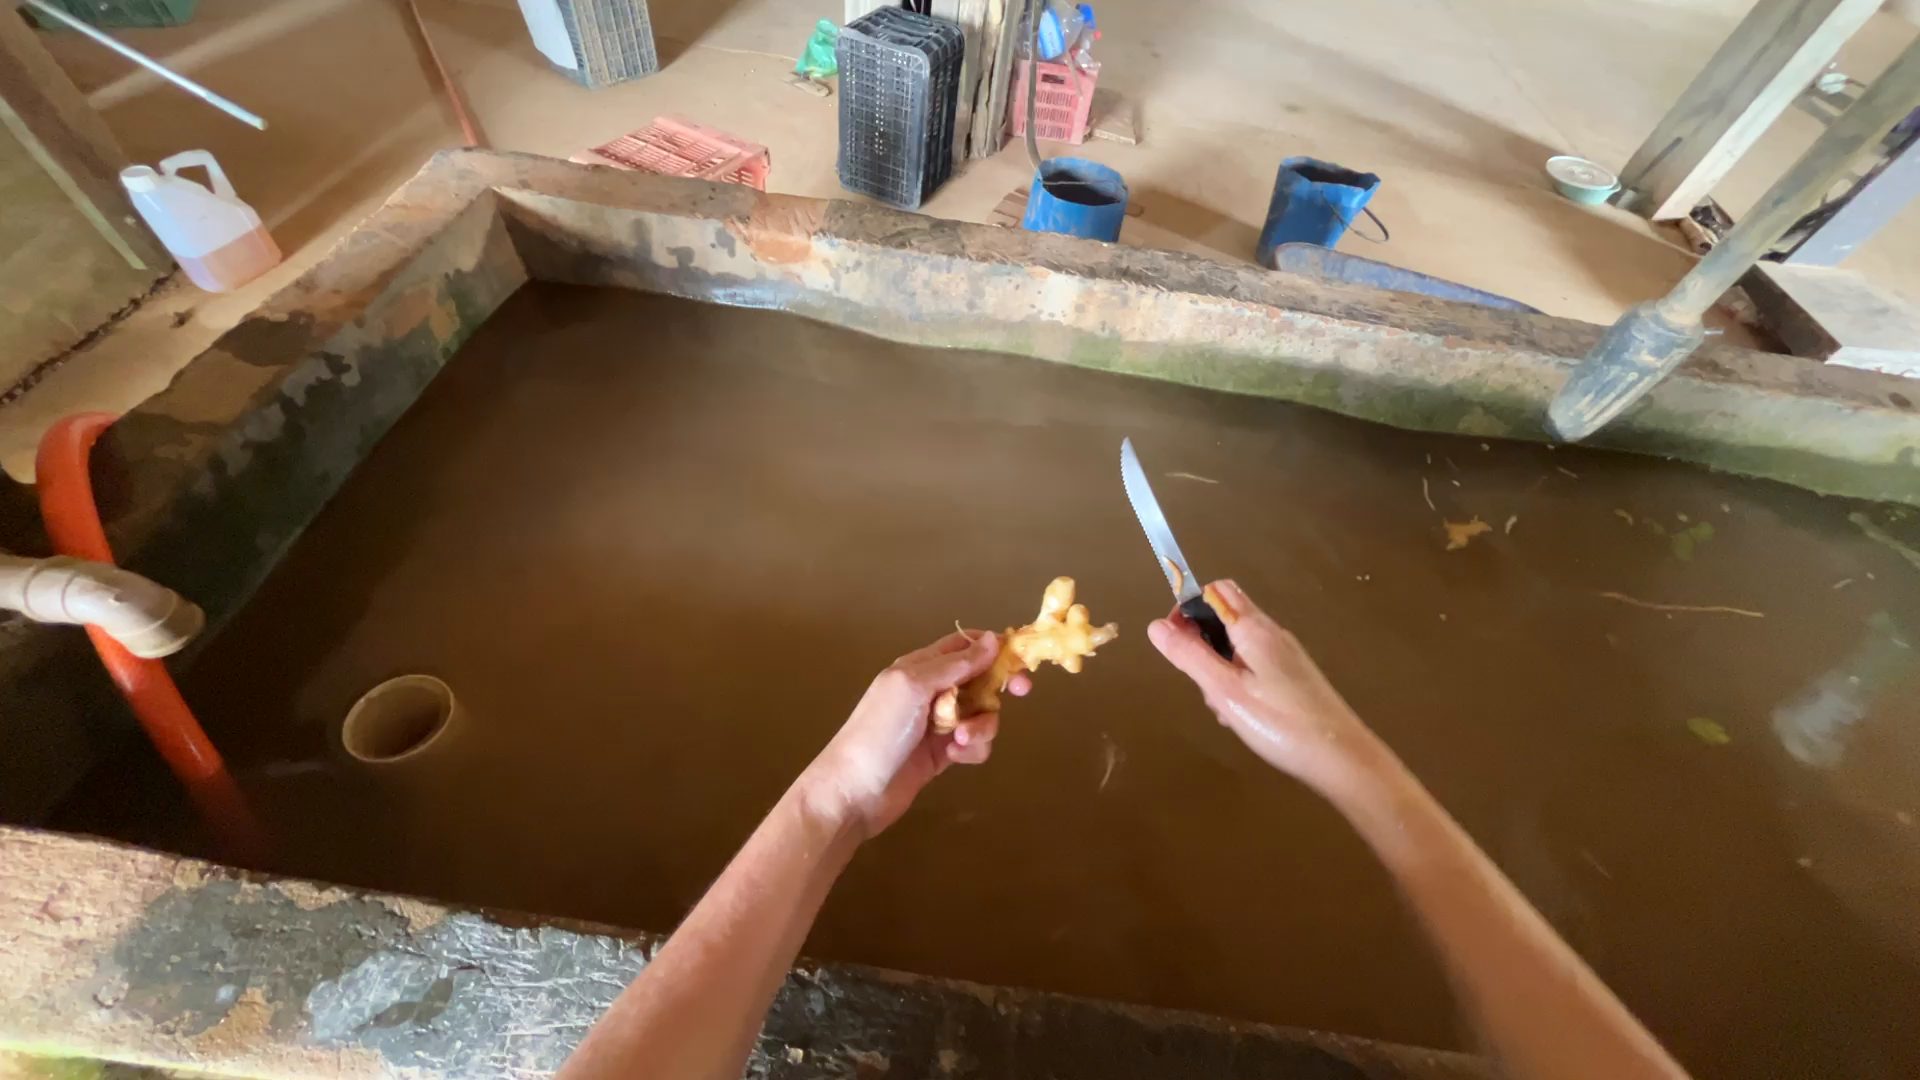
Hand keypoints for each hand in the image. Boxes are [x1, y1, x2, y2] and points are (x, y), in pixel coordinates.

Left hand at [802, 631, 1029, 837]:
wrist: (854, 791)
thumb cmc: (880, 730)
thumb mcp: (915, 686)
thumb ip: (956, 664)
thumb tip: (994, 638)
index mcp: (921, 666)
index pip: (964, 645)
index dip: (993, 648)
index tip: (1021, 656)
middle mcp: (932, 690)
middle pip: (980, 678)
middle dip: (1000, 686)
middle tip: (1022, 691)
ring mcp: (939, 723)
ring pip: (982, 713)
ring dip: (982, 725)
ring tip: (962, 741)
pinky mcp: (944, 753)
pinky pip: (975, 743)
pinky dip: (973, 748)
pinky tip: (957, 757)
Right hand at [1148, 580, 1379, 793]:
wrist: (1343, 760)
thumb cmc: (1280, 723)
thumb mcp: (1224, 691)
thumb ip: (1189, 656)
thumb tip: (1155, 625)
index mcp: (1254, 629)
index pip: (1214, 591)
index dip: (1188, 608)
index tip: (1174, 642)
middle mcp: (1272, 633)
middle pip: (1224, 616)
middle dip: (1201, 641)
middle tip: (1199, 679)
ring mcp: (1286, 655)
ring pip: (1237, 644)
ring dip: (1218, 666)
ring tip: (1222, 705)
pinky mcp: (1294, 676)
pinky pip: (1253, 664)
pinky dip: (1238, 680)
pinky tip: (1242, 714)